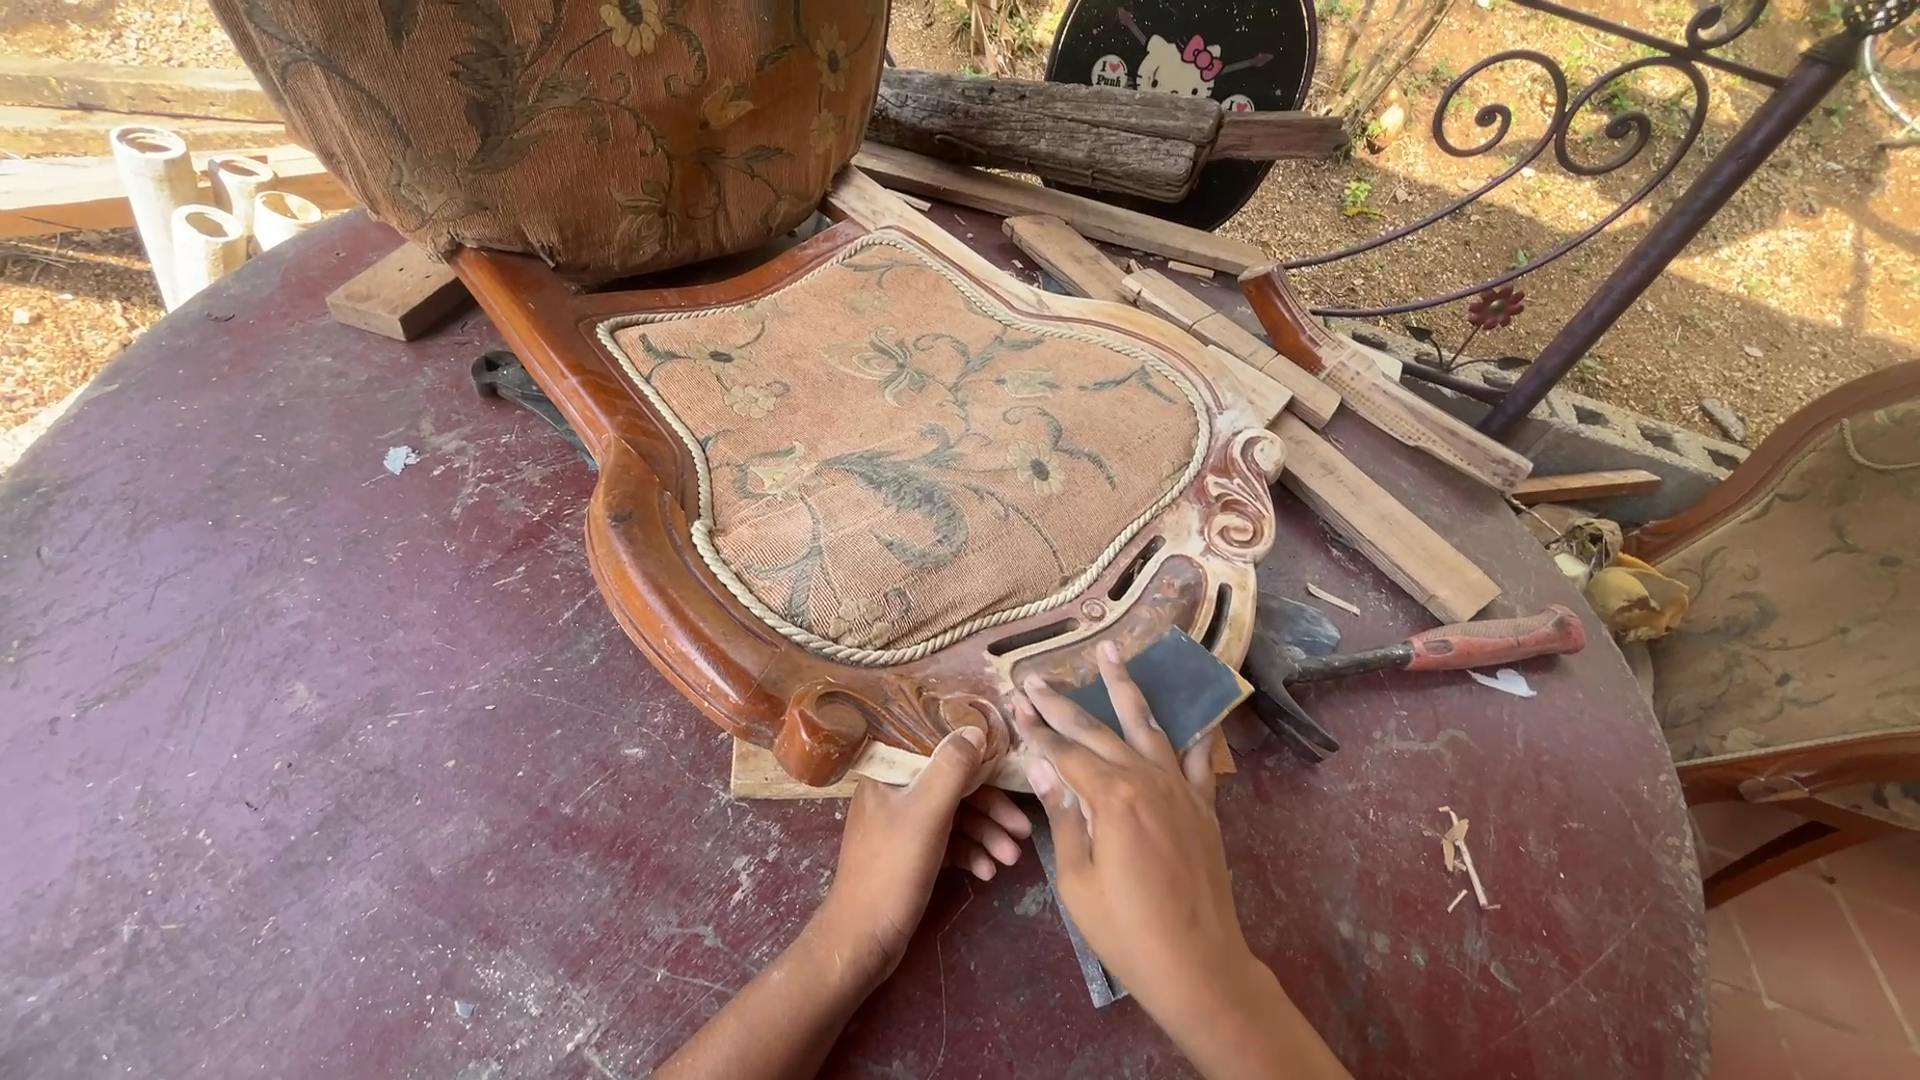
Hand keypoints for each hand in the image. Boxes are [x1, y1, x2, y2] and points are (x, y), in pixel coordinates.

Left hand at [815, 727, 1031, 983]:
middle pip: (953, 786)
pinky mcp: (911, 853)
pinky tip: (987, 872)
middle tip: (1023, 830)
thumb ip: (952, 769)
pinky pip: (948, 842)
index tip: (1008, 766)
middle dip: (991, 808)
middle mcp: (895, 791)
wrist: (862, 940)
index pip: (938, 748)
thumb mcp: (927, 814)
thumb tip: (976, 728)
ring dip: (986, 834)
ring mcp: (903, 824)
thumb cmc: (890, 869)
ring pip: (955, 816)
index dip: (975, 755)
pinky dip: (970, 852)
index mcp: (889, 773)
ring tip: (1011, 859)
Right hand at [1013, 641, 1250, 1015]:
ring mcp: (1179, 787)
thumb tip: (1044, 768)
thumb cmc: (1126, 930)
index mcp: (1111, 798)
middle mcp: (1146, 779)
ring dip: (1125, 687)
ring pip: (1147, 724)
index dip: (1036, 729)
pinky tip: (1193, 707)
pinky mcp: (1203, 803)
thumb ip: (1064, 817)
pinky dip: (1196, 729)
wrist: (1198, 964)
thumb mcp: (1077, 881)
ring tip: (1111, 652)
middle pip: (1096, 730)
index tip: (1015, 703)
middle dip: (1062, 703)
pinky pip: (1200, 756)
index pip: (1064, 752)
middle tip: (1037, 677)